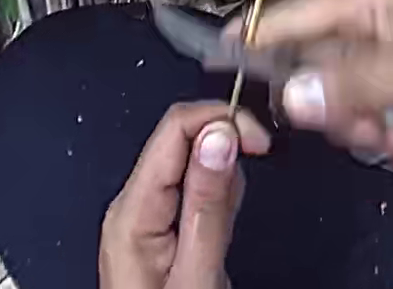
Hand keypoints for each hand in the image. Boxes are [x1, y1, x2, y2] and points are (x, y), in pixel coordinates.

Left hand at [99, 102, 270, 288]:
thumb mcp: (196, 280)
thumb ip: (208, 204)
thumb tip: (221, 132)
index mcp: (132, 210)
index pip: (174, 129)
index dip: (219, 120)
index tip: (260, 140)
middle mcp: (134, 203)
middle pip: (181, 139)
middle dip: (222, 150)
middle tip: (245, 192)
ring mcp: (147, 215)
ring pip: (192, 159)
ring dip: (222, 177)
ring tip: (227, 227)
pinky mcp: (163, 227)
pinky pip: (195, 187)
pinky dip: (219, 195)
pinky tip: (221, 229)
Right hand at [239, 0, 392, 157]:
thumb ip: (348, 84)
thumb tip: (289, 96)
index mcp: (364, 3)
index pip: (290, 16)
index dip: (252, 37)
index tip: (215, 62)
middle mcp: (372, 22)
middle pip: (317, 64)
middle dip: (333, 105)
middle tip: (368, 128)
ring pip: (349, 95)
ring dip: (370, 124)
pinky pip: (383, 109)